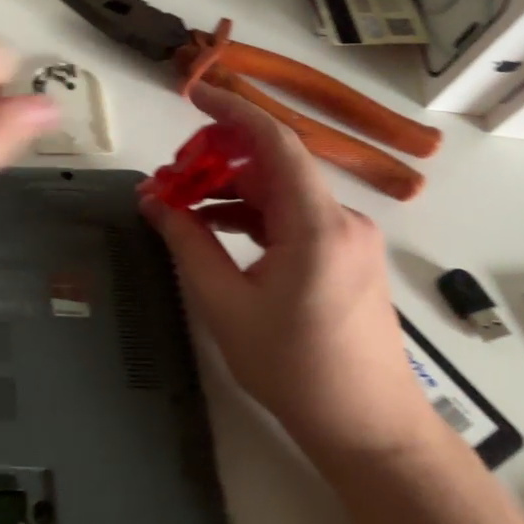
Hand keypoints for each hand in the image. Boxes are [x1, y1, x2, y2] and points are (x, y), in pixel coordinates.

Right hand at [141, 85, 437, 465]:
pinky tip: (214, 232)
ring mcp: (348, 240)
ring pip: (280, 194)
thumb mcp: (224, 305)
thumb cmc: (294, 367)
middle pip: (273, 167)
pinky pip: (292, 219)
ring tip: (177, 208)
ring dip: (229, 192)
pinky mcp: (346, 259)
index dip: (232, 112)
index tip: (193, 95)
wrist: (368, 427)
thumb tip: (155, 202)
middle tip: (165, 178)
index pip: (275, 143)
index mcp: (316, 225)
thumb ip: (188, 243)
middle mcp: (341, 221)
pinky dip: (251, 216)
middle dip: (215, 162)